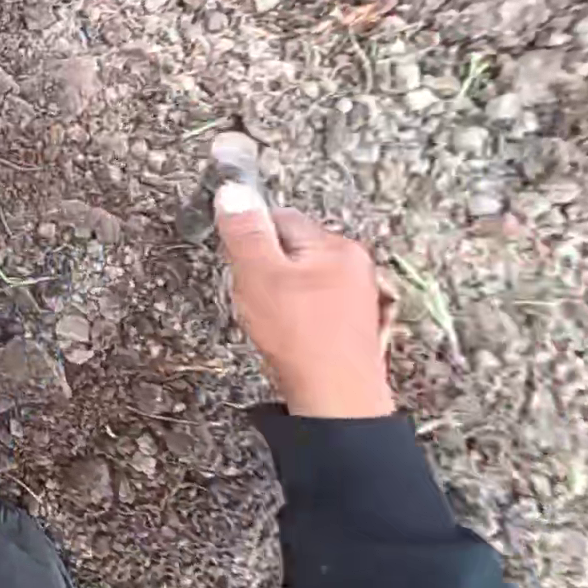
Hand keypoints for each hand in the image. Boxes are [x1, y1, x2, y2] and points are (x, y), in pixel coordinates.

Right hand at [214, 183, 395, 418]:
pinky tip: (284, 325)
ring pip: (297, 271)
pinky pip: (309, 295)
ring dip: (275, 284)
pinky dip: (291, 304)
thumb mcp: (258, 273)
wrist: (334, 397)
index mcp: (333, 245)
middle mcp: (351, 263)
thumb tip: (233, 190)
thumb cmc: (298, 334)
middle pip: (288, 243)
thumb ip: (245, 229)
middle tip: (252, 288)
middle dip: (262, 262)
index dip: (248, 235)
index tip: (238, 258)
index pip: (277, 216)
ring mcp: (354, 292)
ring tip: (268, 311)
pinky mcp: (349, 318)